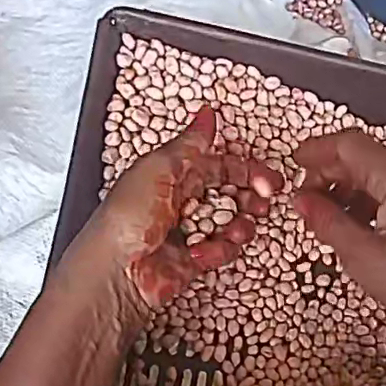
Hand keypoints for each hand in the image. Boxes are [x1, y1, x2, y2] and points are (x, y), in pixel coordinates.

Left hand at [80, 106, 281, 318]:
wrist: (116, 271)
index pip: (220, 167)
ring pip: (233, 225)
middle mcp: (185, 202)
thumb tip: (207, 114)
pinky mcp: (195, 258)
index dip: (246, 172)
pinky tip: (201, 253)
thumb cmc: (127, 219)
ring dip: (238, 228)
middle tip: (261, 205)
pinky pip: (222, 251)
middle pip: (232, 195)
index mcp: (175, 175)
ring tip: (232, 232)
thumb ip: (189, 144)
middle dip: (250, 200)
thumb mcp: (158, 169)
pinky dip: (218, 252)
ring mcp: (192, 231)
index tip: (269, 181)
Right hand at [291, 131, 385, 337]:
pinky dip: (368, 199)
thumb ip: (327, 221)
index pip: (350, 145)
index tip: (293, 164)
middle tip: (304, 200)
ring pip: (378, 171)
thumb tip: (302, 202)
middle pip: (364, 155)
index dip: (315, 153)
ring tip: (324, 217)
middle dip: (329, 174)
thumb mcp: (362, 256)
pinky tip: (351, 223)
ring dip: (348, 188)